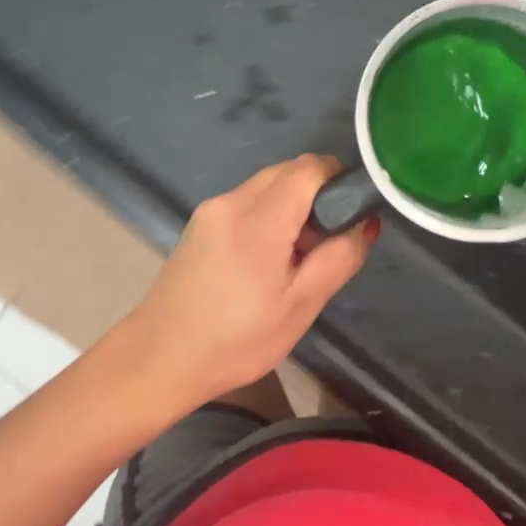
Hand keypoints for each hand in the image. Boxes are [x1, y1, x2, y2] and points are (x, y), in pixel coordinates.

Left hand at [121, 155, 379, 410]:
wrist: (160, 357)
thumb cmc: (236, 340)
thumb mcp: (300, 307)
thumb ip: (338, 259)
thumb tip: (366, 224)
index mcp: (260, 218)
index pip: (310, 168)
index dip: (340, 180)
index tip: (354, 213)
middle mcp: (232, 200)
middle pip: (288, 171)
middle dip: (317, 194)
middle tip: (328, 243)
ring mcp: (211, 209)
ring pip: (266, 185)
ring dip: (292, 205)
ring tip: (299, 256)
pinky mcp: (199, 223)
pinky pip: (246, 202)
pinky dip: (268, 214)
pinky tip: (268, 259)